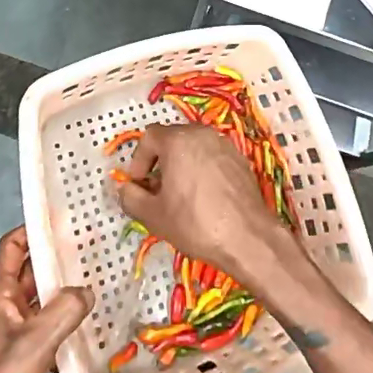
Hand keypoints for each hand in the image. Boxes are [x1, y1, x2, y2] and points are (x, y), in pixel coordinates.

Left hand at [0, 228, 91, 372]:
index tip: (62, 216)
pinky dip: (70, 321)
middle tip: (93, 243)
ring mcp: (17, 338)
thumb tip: (87, 290)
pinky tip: (94, 322)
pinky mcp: (29, 362)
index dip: (33, 228)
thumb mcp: (32, 345)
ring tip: (100, 276)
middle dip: (57, 257)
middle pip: (31, 272)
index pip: (12, 248)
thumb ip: (62, 312)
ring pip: (44, 302)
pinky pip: (52, 330)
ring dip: (66, 289)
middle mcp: (6, 313)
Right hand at [114, 123, 296, 288]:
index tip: (139, 184)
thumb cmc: (195, 223)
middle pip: (172, 139)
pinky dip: (202, 170)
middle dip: (159, 162)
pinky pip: (212, 157)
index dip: (139, 160)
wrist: (248, 238)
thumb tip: (124, 188)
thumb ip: (130, 197)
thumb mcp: (153, 215)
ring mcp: (224, 145)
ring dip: (181, 165)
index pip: (149, 137)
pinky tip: (203, 198)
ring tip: (179, 196)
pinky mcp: (240, 160)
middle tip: (156, 191)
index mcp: (178, 140)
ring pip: (193, 148)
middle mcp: (201, 134)